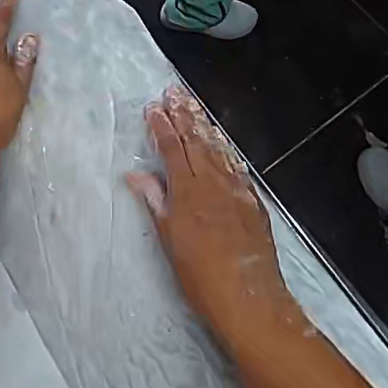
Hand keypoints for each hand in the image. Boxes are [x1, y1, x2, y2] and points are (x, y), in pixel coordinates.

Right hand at [126, 86, 301, 342]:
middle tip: (174, 92)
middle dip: (183, 114)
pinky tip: (221, 142)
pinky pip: (235, 165)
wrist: (248, 296)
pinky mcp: (252, 199)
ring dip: (204, 125)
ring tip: (193, 106)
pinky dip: (225, 149)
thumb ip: (154, 200)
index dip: (162, 127)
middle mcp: (214, 182)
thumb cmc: (200, 275)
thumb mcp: (168, 238)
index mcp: (188, 190)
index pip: (172, 148)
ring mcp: (236, 188)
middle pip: (196, 140)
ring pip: (218, 148)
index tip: (153, 108)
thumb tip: (134, 175)